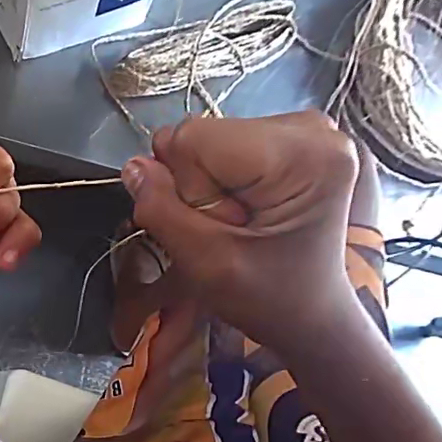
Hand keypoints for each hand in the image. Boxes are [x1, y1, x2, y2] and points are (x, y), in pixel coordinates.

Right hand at [122, 111, 361, 355]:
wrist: (309, 314)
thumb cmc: (266, 297)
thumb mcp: (205, 263)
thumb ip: (162, 210)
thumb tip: (131, 166)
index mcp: (302, 153)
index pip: (192, 137)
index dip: (184, 185)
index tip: (218, 226)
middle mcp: (310, 127)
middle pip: (202, 136)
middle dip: (197, 187)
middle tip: (229, 230)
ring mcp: (304, 129)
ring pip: (207, 142)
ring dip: (206, 188)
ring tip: (238, 225)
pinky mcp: (292, 139)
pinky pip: (222, 148)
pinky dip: (220, 183)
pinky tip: (247, 212)